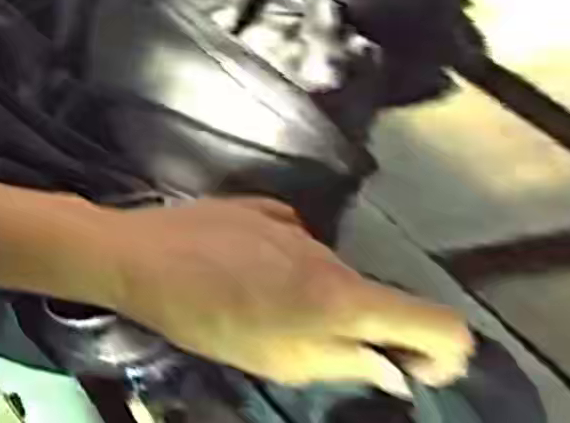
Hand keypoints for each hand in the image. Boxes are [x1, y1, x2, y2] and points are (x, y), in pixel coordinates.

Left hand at [98, 198, 473, 395]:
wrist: (128, 256)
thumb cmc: (200, 316)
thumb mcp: (280, 361)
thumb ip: (347, 364)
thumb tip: (389, 366)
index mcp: (341, 294)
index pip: (441, 323)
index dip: (438, 354)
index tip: (400, 366)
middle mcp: (320, 250)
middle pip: (373, 293)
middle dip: (360, 323)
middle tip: (309, 339)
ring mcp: (277, 220)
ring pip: (326, 264)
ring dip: (314, 287)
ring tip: (262, 301)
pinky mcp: (240, 202)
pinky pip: (287, 231)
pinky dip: (284, 253)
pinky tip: (248, 265)